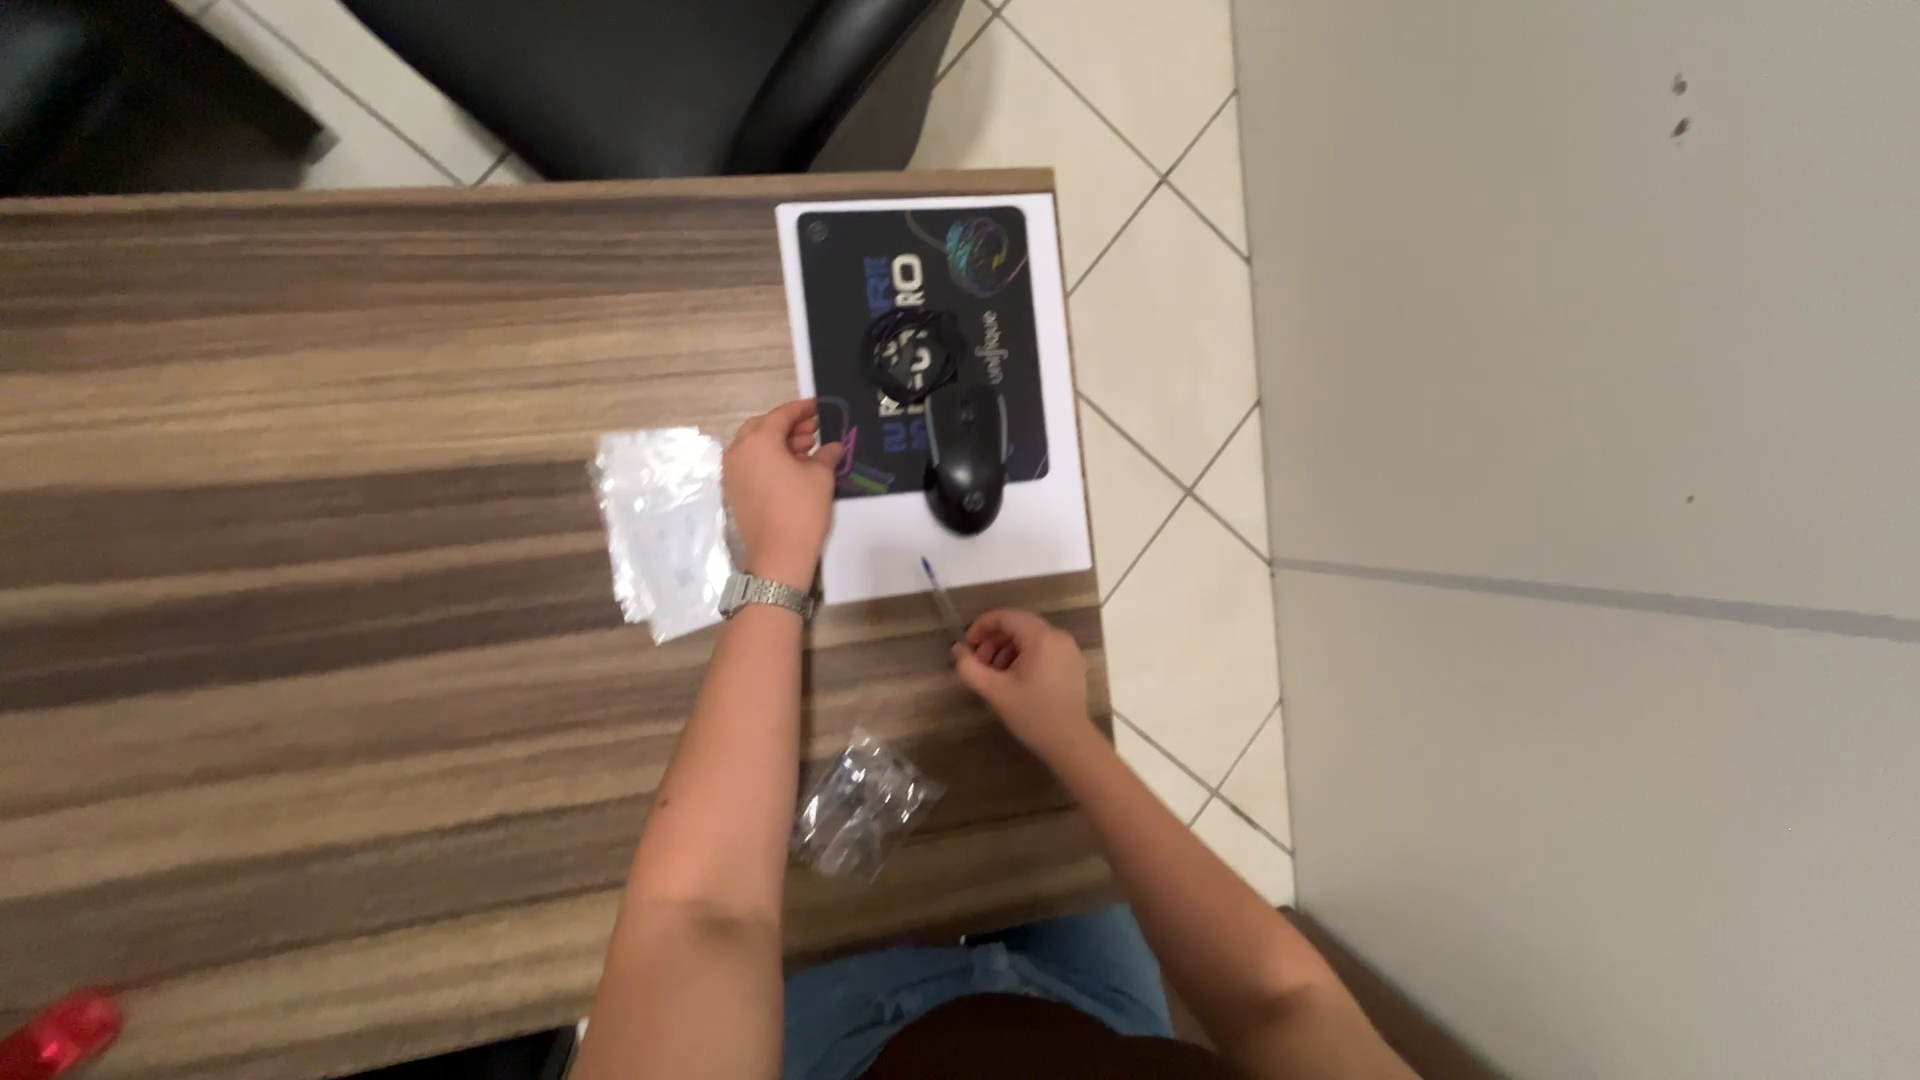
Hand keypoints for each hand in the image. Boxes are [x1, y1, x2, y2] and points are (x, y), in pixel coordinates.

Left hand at [723, 399, 843, 589]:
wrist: (778, 555)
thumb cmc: (801, 510)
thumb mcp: (820, 477)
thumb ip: (826, 454)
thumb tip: (832, 447)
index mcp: (758, 441)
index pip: (781, 415)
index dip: (802, 409)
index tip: (818, 406)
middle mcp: (738, 451)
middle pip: (762, 428)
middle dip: (788, 426)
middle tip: (814, 430)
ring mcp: (732, 472)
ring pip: (755, 447)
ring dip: (779, 443)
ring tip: (807, 449)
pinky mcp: (734, 491)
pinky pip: (751, 464)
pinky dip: (769, 460)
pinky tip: (792, 468)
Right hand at [951, 609, 1093, 763]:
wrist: (1069, 742)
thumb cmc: (1032, 714)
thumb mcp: (995, 691)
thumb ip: (970, 667)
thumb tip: (957, 649)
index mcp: (1041, 637)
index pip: (1006, 616)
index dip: (982, 626)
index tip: (968, 645)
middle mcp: (1058, 636)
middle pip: (1018, 625)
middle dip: (994, 640)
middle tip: (979, 663)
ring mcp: (1069, 649)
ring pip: (1030, 637)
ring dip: (1007, 649)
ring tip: (994, 674)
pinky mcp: (1072, 663)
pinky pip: (1043, 648)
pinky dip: (1024, 655)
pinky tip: (1014, 678)